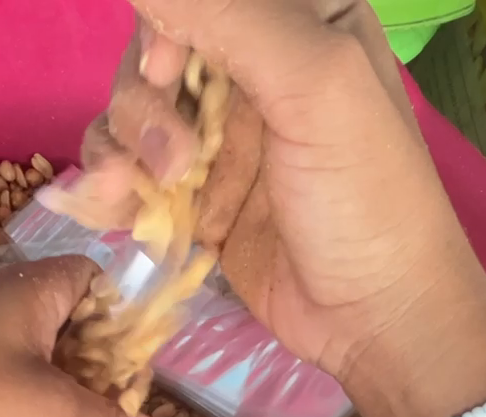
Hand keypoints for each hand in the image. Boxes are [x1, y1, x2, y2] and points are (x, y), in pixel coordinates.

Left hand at [0, 256, 188, 416]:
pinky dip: (17, 396)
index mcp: (28, 289)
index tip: (137, 368)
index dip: (124, 316)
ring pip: (27, 348)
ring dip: (56, 384)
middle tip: (113, 410)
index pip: (94, 277)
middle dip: (95, 361)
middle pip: (65, 315)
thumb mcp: (47, 415)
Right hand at [79, 0, 485, 416]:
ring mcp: (218, 142)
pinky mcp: (194, 201)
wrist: (369, 317)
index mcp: (296, 21)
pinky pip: (131, 176)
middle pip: (151, 57)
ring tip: (147, 196)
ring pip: (130, 118)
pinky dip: (115, 191)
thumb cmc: (364, 198)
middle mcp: (250, 74)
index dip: (163, 31)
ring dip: (122, 153)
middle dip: (144, 106)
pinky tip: (122, 211)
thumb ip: (232, 14)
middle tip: (176, 164)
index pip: (196, 1)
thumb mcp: (316, 84)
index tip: (169, 75)